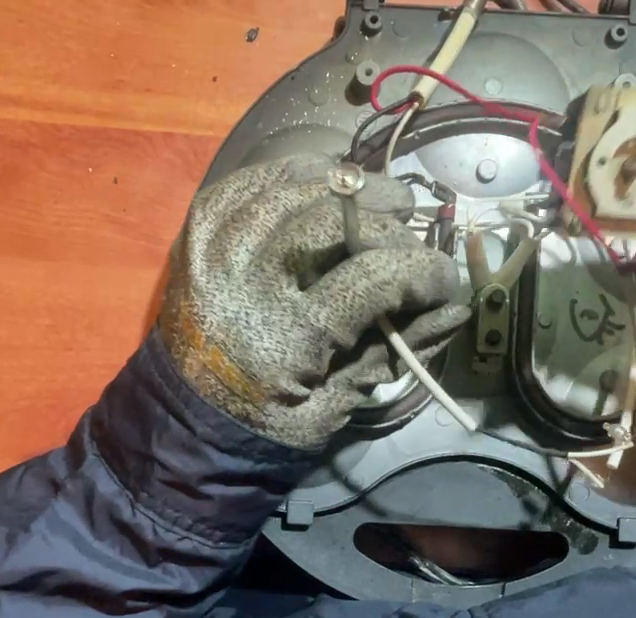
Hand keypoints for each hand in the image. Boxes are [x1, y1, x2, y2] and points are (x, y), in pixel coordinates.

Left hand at [159, 154, 471, 448]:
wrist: (183, 421)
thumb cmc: (263, 425)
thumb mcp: (330, 412)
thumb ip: (390, 357)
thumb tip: (452, 308)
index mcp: (284, 338)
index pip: (373, 277)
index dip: (422, 270)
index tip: (444, 278)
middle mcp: (246, 281)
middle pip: (334, 218)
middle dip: (385, 218)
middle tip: (410, 223)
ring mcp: (215, 249)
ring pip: (293, 184)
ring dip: (345, 181)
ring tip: (377, 194)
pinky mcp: (197, 235)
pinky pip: (250, 181)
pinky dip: (292, 173)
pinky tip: (321, 179)